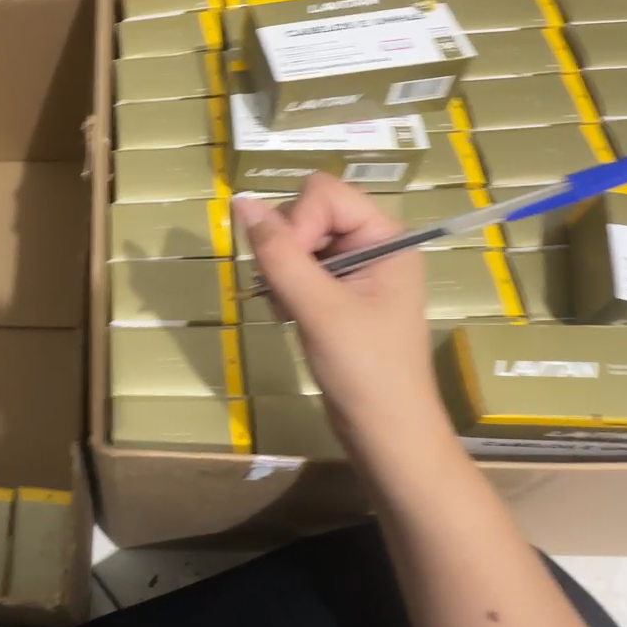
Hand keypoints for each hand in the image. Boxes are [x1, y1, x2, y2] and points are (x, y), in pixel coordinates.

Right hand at [233, 175, 447, 434]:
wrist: (385, 432)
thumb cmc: (365, 369)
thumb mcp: (319, 308)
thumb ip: (279, 253)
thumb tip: (241, 202)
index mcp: (386, 238)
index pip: (324, 194)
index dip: (298, 221)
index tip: (291, 268)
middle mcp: (371, 246)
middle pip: (308, 212)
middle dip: (286, 248)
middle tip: (289, 292)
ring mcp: (354, 270)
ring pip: (295, 240)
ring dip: (280, 271)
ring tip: (290, 309)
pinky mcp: (336, 293)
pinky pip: (296, 266)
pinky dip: (282, 287)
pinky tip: (288, 316)